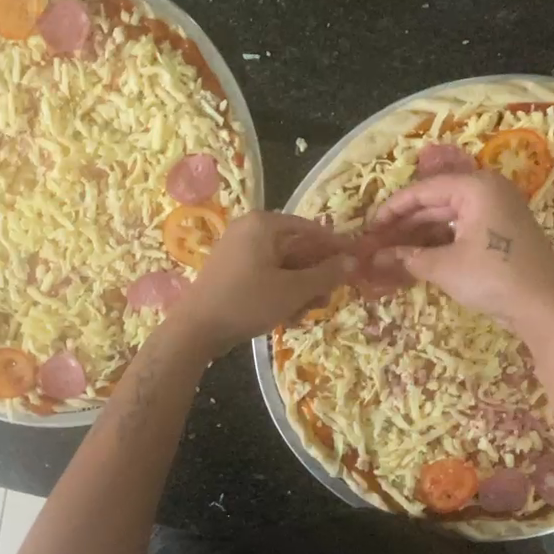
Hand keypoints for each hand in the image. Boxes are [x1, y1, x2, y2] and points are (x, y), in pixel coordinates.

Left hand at [167, 211, 354, 356]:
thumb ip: (326, 274)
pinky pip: (266, 276)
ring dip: (299, 290)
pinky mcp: (232, 272)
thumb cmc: (247, 302)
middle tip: (327, 300)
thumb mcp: (293, 290)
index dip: (336, 249)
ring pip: (283, 266)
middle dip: (314, 277)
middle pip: (297, 249)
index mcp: (264, 224)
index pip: (312, 230)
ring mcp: (238, 250)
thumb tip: (354, 261)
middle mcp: (250, 230)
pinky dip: (279, 293)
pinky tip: (286, 317)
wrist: (196, 329)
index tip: (357, 265)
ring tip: (302, 315)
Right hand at [371, 171, 553, 331]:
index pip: (424, 189)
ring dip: (420, 233)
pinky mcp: (501, 232)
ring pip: (448, 216)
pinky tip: (418, 255)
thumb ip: (409, 257)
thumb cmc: (492, 277)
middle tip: (377, 240)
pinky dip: (439, 240)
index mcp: (476, 187)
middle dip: (405, 222)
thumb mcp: (444, 267)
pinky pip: (462, 228)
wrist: (543, 306)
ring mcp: (498, 211)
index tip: (370, 226)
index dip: (393, 208)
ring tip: (392, 249)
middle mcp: (488, 191)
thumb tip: (380, 257)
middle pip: (436, 201)